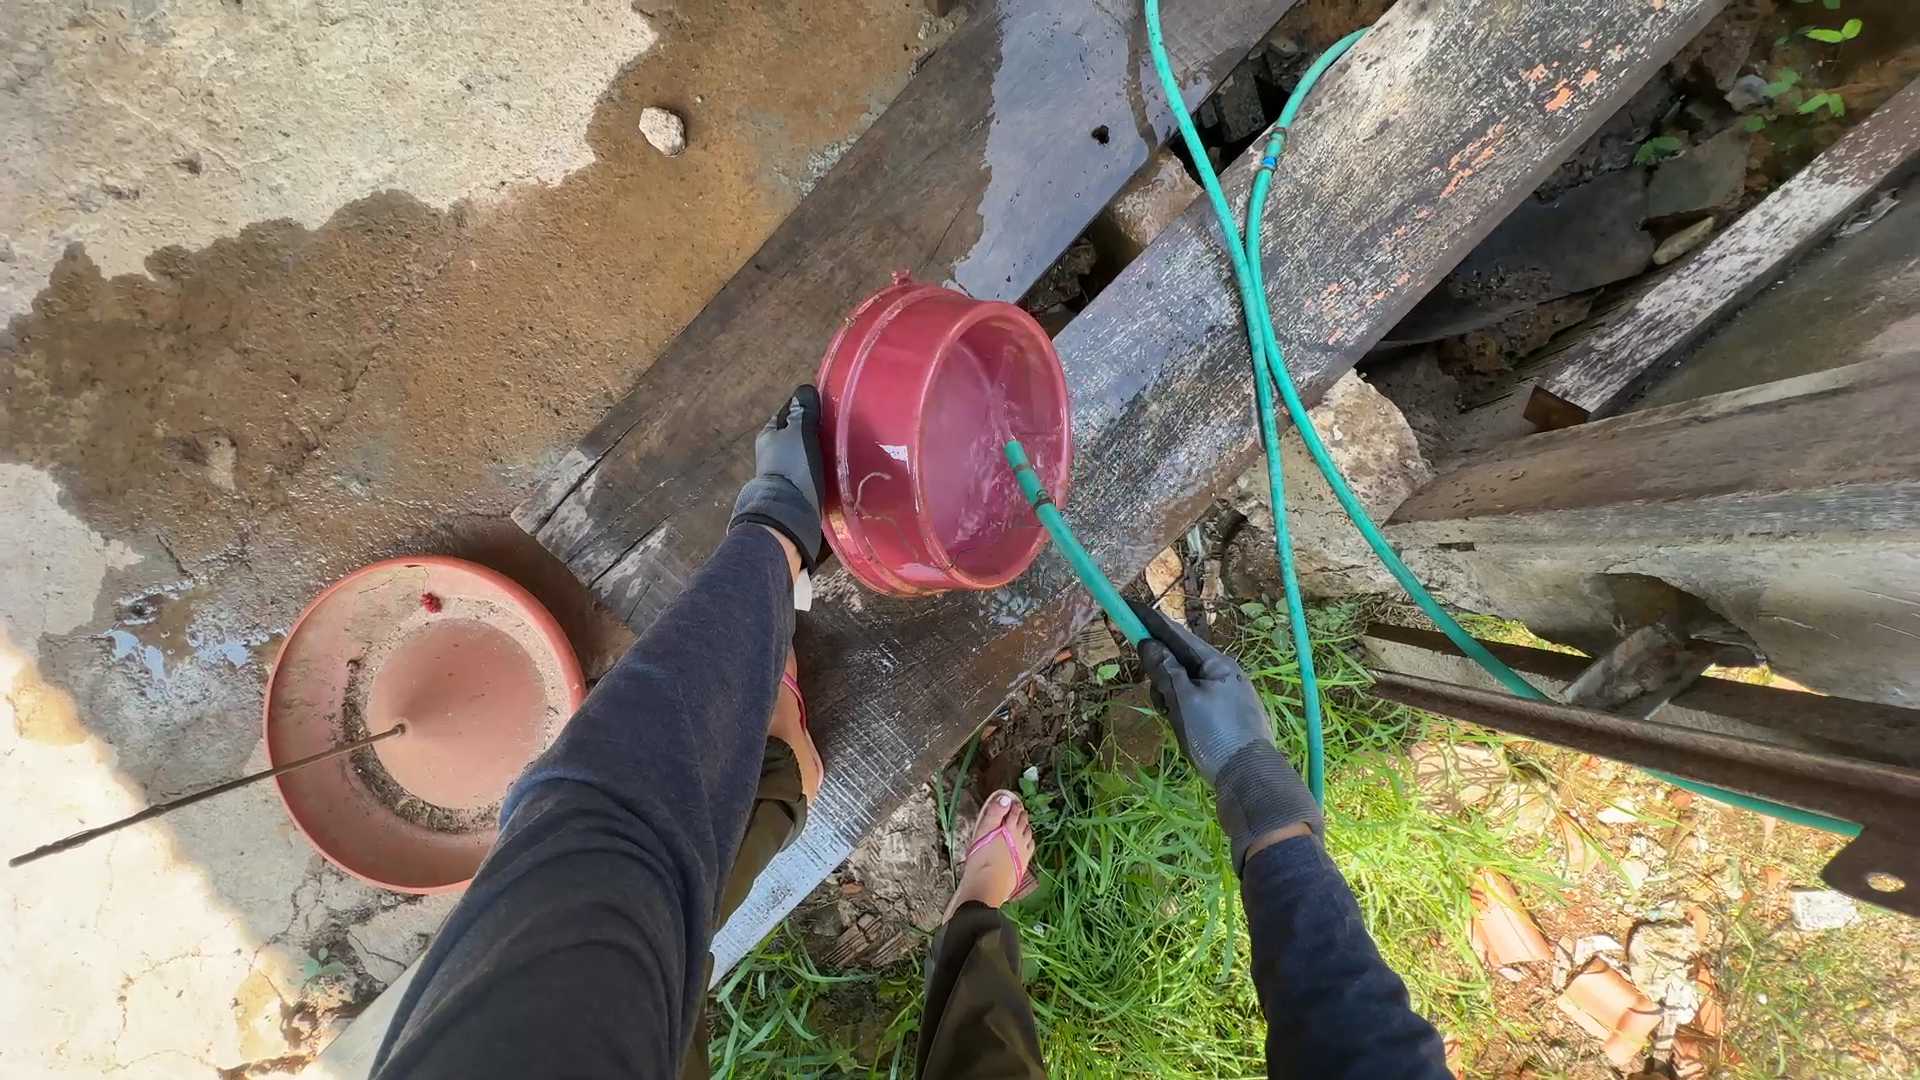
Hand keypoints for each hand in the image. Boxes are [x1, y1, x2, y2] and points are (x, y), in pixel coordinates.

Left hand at [730, 385, 826, 571]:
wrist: (791, 509)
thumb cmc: (793, 465)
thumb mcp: (800, 433)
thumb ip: (803, 412)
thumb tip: (804, 389)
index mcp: (768, 435)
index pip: (785, 414)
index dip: (802, 409)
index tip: (821, 408)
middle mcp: (770, 453)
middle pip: (792, 436)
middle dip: (809, 432)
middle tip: (833, 429)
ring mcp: (781, 473)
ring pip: (800, 454)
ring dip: (813, 451)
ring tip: (835, 450)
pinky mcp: (793, 490)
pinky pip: (806, 471)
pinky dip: (816, 468)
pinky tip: (831, 469)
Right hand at [1132, 601, 1273, 783]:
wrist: (1249, 779)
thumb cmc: (1215, 735)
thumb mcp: (1183, 700)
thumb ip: (1164, 670)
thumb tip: (1148, 642)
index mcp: (1217, 663)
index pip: (1177, 634)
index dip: (1151, 621)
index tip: (1129, 607)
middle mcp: (1224, 673)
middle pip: (1179, 660)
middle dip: (1162, 674)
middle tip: (1160, 698)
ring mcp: (1227, 694)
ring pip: (1185, 683)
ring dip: (1171, 696)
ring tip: (1175, 720)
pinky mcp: (1227, 714)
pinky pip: (1194, 700)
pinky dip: (1182, 708)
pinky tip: (1183, 727)